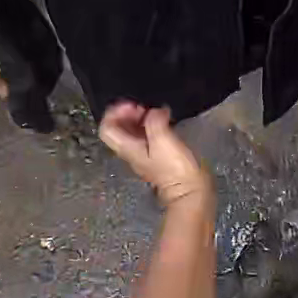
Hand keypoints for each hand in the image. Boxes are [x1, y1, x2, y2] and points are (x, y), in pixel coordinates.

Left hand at [98, 102, 212, 210]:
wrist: (191, 192)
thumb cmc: (176, 168)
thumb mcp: (163, 140)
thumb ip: (154, 121)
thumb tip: (156, 112)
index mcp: (127, 148)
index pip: (107, 128)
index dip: (115, 112)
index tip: (134, 106)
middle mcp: (131, 153)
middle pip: (117, 129)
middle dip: (128, 114)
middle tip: (145, 108)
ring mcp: (143, 156)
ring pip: (131, 133)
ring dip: (139, 119)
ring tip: (155, 113)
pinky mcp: (157, 157)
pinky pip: (146, 137)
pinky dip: (151, 126)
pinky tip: (164, 122)